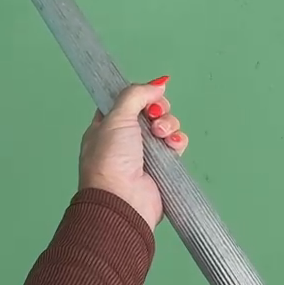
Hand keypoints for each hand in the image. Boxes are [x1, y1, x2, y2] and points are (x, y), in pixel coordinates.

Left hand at [78, 78, 186, 230]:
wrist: (122, 200)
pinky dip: (177, 142)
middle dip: (158, 110)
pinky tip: (172, 146)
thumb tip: (156, 84)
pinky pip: (176, 146)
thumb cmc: (109, 161)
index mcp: (106, 126)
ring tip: (160, 135)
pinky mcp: (162, 167)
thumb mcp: (116, 118)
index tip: (147, 96)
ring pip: (166, 127)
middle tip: (154, 116)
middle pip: (150, 112)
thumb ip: (134, 95)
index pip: (126, 102)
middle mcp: (125, 139)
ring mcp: (144, 153)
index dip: (139, 96)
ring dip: (168, 125)